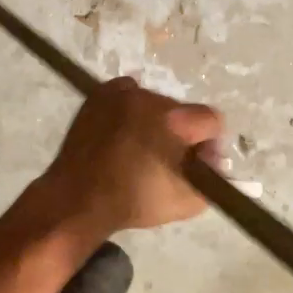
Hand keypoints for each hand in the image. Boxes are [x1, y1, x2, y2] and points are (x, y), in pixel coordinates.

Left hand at [33, 77, 222, 234]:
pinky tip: (125, 128)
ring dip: (155, 120)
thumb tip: (212, 157)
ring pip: (153, 101)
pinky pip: (126, 92)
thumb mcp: (189, 200)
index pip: (211, 118)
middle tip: (168, 155)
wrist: (79, 195)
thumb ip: (213, 176)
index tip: (198, 160)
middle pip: (181, 109)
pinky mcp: (98, 94)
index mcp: (175, 120)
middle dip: (182, 131)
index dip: (210, 141)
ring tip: (141, 145)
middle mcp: (148, 98)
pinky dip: (130, 107)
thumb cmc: (135, 201)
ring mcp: (120, 93)